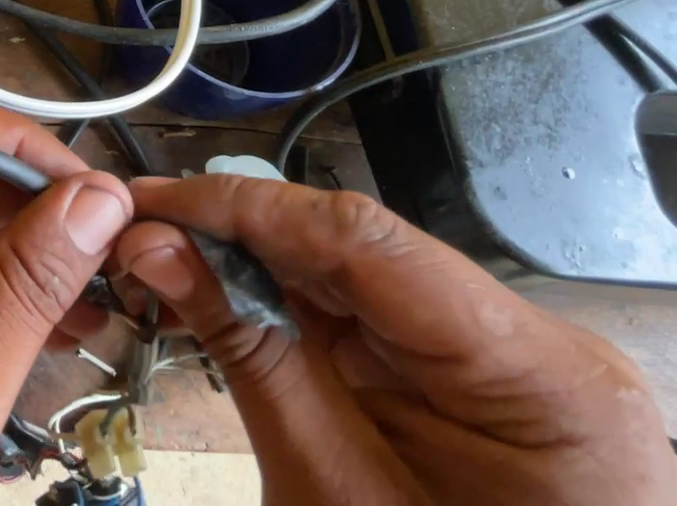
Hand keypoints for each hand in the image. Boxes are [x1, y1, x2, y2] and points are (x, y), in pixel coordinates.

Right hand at [115, 175, 676, 505]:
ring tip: (158, 258)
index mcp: (539, 374)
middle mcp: (531, 338)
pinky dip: (278, 300)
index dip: (245, 207)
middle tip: (136, 229)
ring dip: (245, 262)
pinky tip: (215, 294)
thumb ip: (247, 353)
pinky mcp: (459, 366)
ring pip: (345, 270)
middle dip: (234, 232)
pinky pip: (355, 309)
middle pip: (353, 248)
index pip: (365, 240)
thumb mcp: (330, 492)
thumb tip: (150, 246)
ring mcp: (496, 349)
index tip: (150, 200)